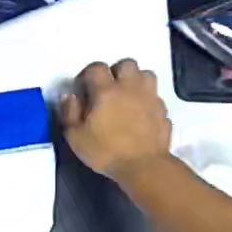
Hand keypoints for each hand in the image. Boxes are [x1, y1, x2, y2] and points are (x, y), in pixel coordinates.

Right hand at [58, 59, 172, 183]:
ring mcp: (150, 98)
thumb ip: (69, 112)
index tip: (82, 88)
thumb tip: (70, 96)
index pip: (97, 67)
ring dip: (135, 80)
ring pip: (146, 74)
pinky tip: (139, 113)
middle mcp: (130, 88)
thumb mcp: (75, 136)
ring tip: (126, 95)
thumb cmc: (105, 151)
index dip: (87, 74)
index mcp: (106, 91)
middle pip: (126, 64)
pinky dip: (146, 99)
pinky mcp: (163, 111)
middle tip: (107, 88)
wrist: (143, 167)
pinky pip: (155, 96)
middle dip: (115, 71)